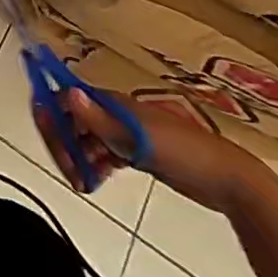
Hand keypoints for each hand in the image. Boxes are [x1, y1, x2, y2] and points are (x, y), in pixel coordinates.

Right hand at [40, 87, 264, 211]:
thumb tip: (68, 93)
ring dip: (77, 158)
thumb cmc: (184, 153)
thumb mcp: (138, 138)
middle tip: (70, 173)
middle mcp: (114, 113)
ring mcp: (125, 132)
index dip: (52, 116)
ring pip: (86, 139)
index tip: (50, 144)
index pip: (67, 99)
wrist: (227, 179)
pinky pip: (102, 154)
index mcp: (113, 102)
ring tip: (82, 183)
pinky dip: (93, 166)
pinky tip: (94, 181)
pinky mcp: (135, 151)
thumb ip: (100, 120)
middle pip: (73, 120)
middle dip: (64, 144)